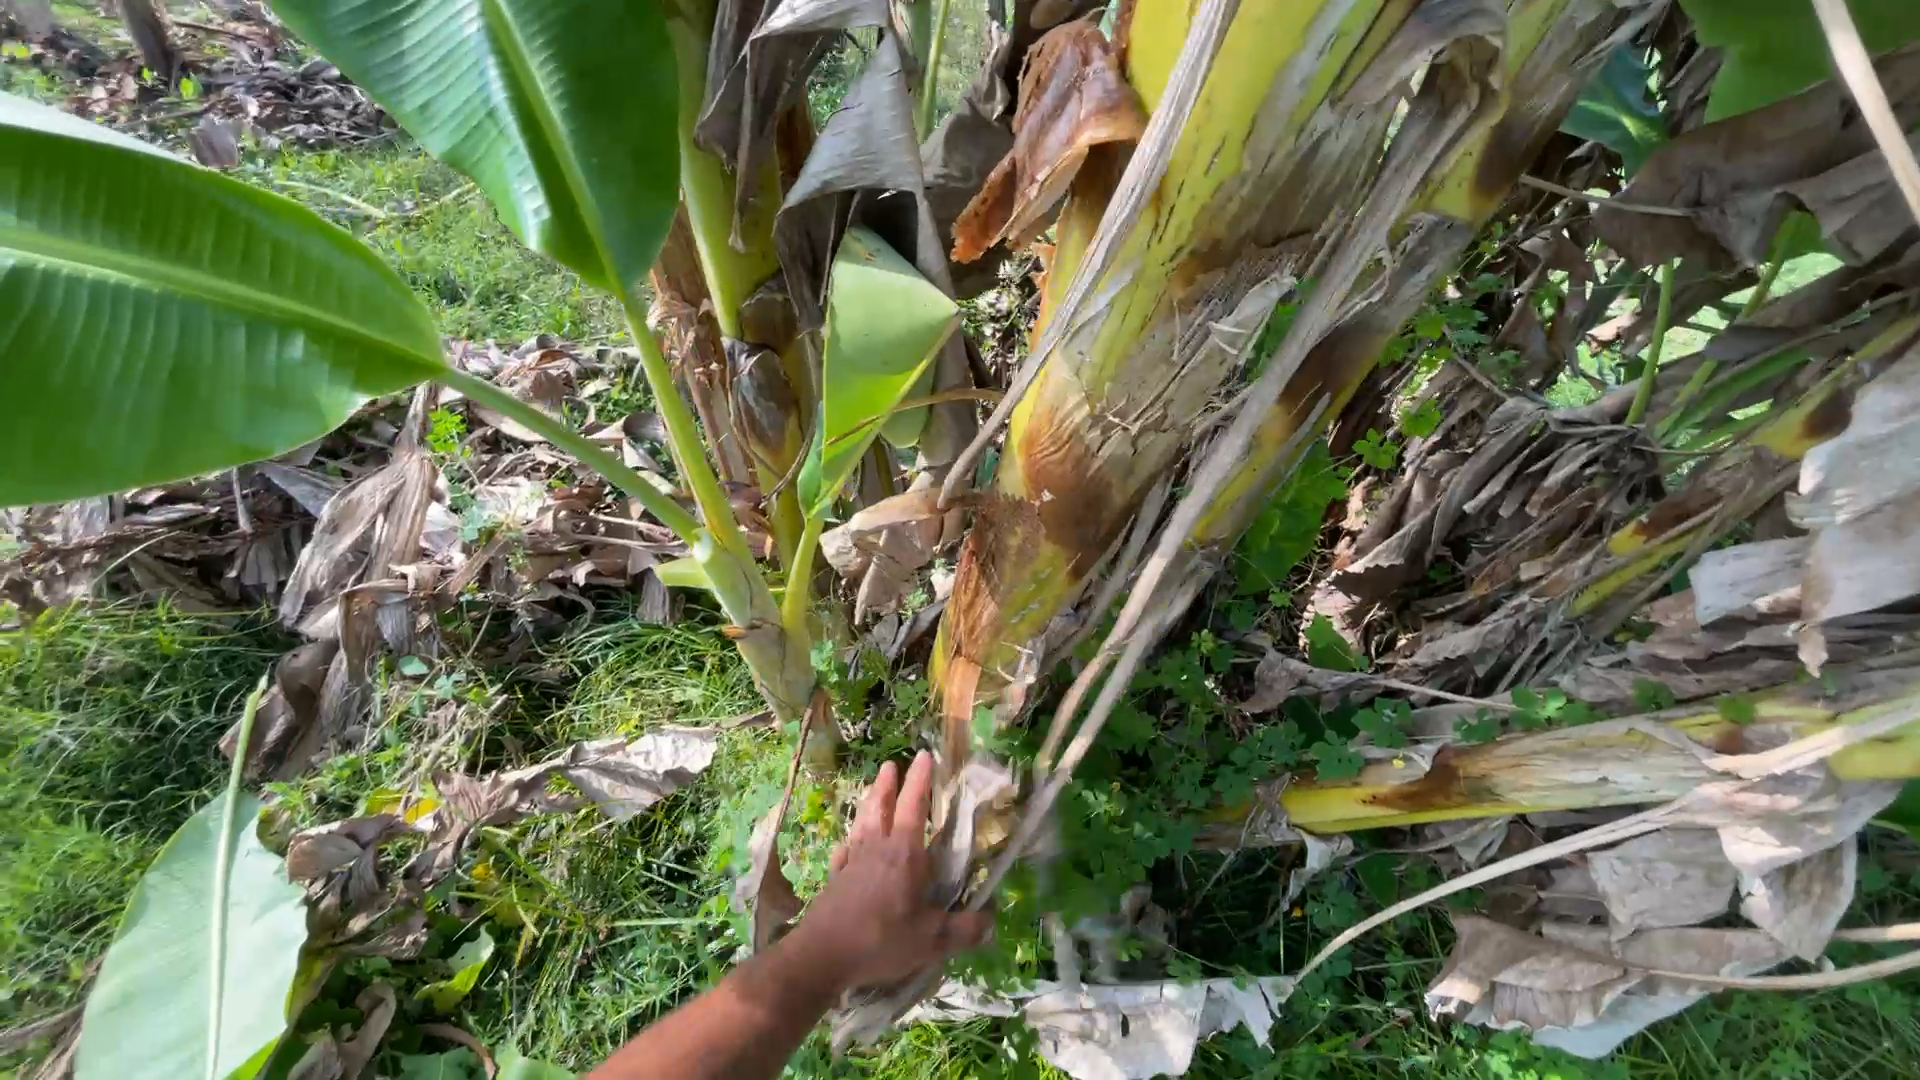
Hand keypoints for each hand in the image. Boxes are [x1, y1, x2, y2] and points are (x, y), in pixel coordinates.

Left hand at [785, 750, 992, 993]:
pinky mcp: (835, 880)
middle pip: (882, 807)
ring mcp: (852, 863)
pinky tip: (848, 844)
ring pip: (862, 823)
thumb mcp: (931, 941)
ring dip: (869, 802)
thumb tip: (991, 921)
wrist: (822, 955)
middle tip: (891, 764)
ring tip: (873, 788)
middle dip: (889, 784)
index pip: (914, 807)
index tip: (925, 755)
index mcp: (904, 854)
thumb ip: (963, 930)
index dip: (920, 780)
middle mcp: (877, 849)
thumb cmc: (881, 939)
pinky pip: (844, 852)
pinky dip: (849, 841)